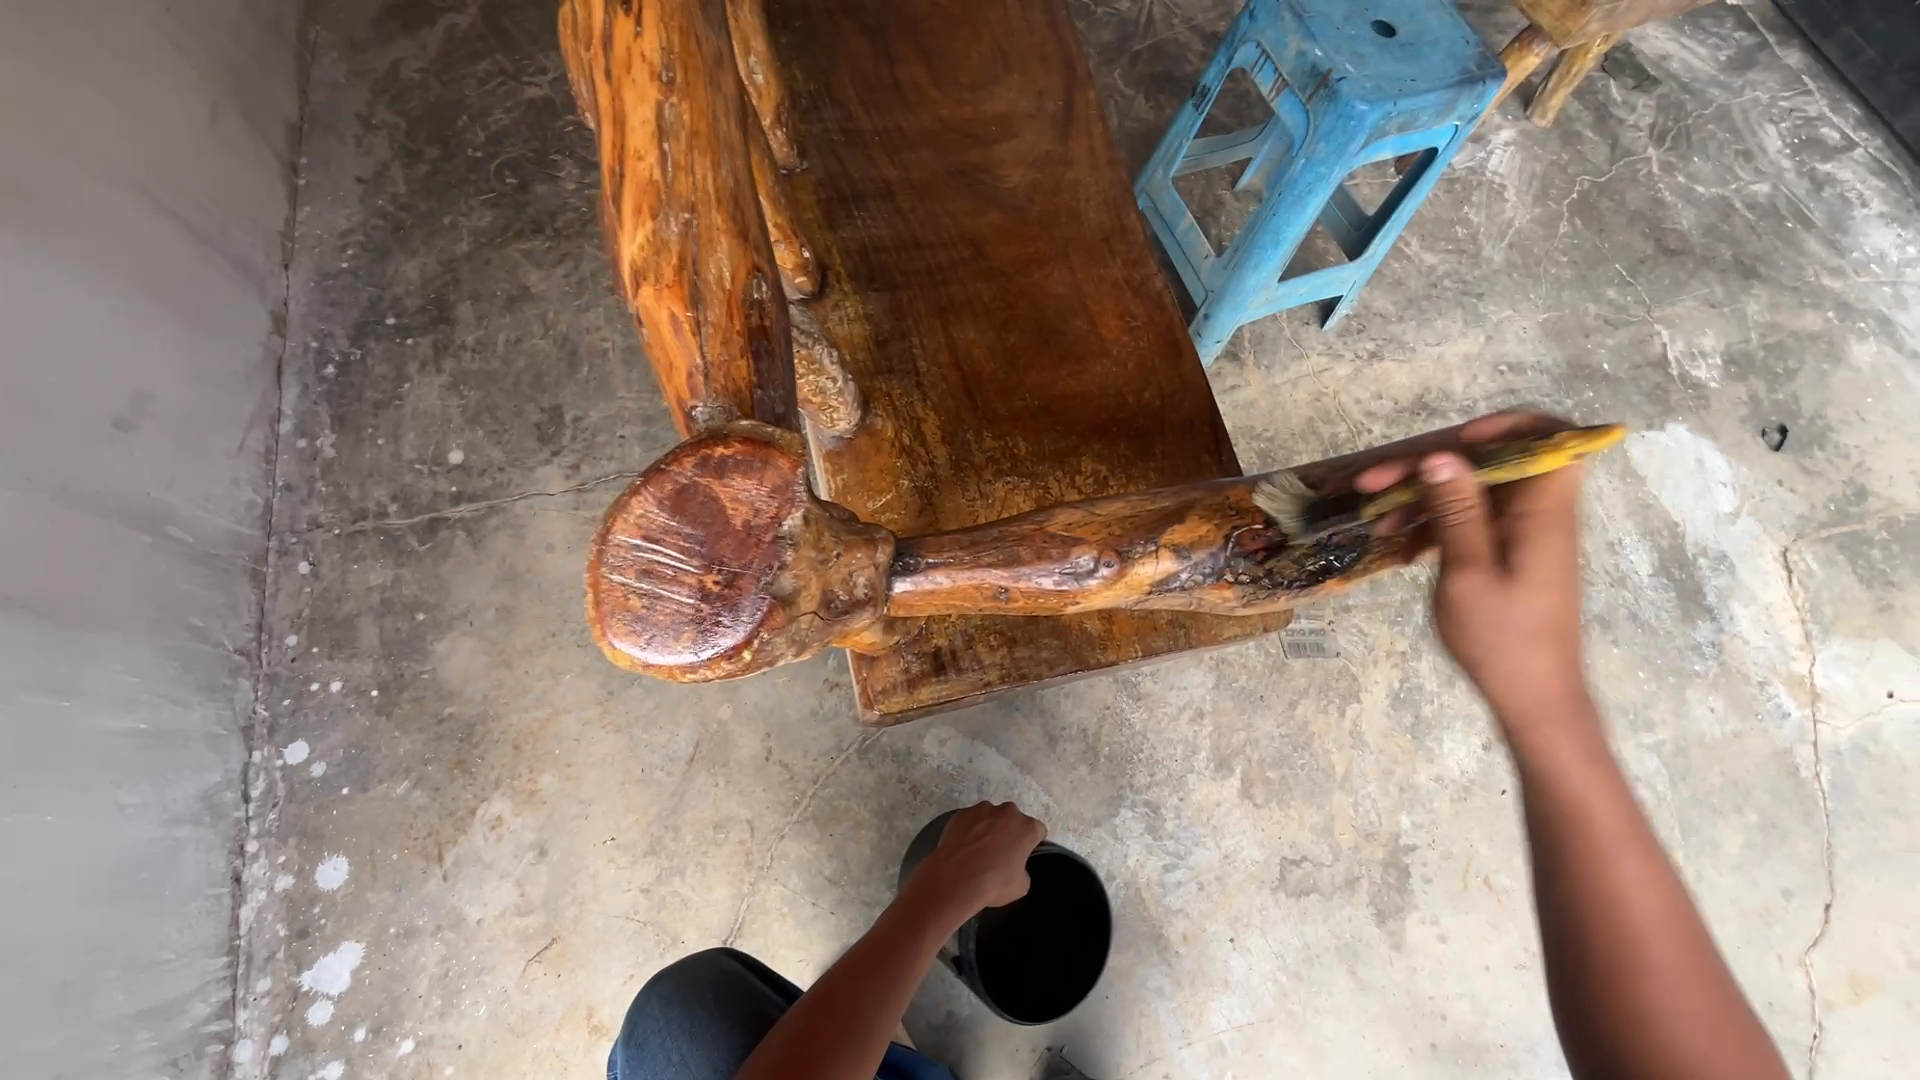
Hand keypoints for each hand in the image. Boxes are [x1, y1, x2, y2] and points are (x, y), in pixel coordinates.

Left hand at [911, 801, 1045, 912]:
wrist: (956, 878)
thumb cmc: (994, 883)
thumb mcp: (1021, 886)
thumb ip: (1023, 869)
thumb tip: (1015, 866)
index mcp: (1027, 828)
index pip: (1038, 831)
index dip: (1032, 843)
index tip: (1024, 854)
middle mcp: (1008, 812)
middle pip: (1013, 819)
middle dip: (1009, 831)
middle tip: (1000, 852)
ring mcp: (983, 809)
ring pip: (991, 816)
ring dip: (988, 827)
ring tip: (978, 849)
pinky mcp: (961, 812)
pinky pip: (971, 819)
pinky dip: (970, 829)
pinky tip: (963, 846)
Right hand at [1354, 411, 1592, 732]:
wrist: (1531, 695)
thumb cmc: (1502, 638)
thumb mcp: (1468, 571)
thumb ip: (1457, 511)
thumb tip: (1442, 457)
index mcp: (1544, 510)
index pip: (1552, 438)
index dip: (1509, 425)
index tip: (1457, 439)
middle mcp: (1538, 512)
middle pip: (1490, 462)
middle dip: (1430, 465)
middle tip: (1372, 482)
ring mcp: (1521, 533)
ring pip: (1470, 492)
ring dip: (1420, 499)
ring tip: (1374, 520)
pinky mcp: (1504, 553)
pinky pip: (1467, 522)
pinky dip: (1431, 528)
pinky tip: (1399, 550)